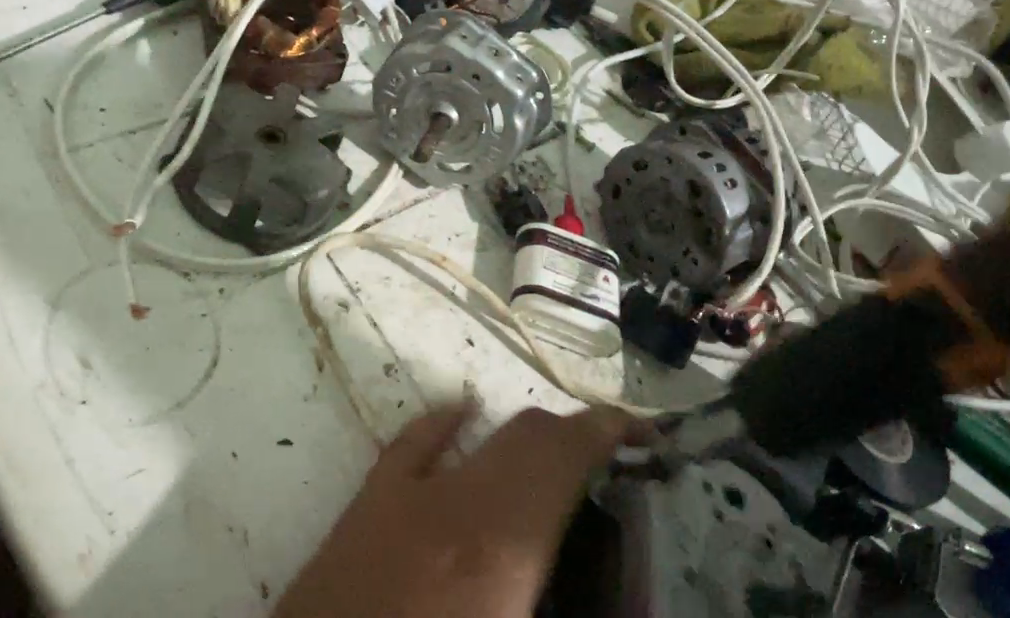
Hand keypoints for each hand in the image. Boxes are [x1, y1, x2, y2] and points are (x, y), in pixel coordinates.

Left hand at [272, 403, 633, 617]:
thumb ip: (565, 600)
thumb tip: (620, 591)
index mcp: (499, 547)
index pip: (561, 456)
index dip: (606, 431)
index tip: (645, 433)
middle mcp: (454, 504)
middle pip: (525, 440)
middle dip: (575, 438)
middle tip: (615, 463)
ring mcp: (403, 500)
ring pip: (477, 440)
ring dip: (523, 440)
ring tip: (561, 458)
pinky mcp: (364, 508)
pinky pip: (410, 446)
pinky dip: (445, 422)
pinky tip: (462, 411)